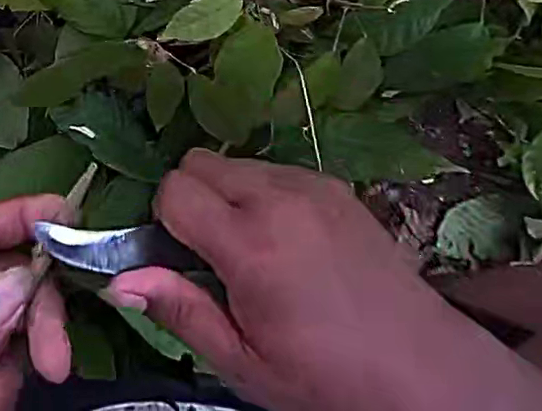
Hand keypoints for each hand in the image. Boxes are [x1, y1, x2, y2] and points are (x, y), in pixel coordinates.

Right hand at [106, 151, 541, 410]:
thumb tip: (115, 281)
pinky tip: (288, 238)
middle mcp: (276, 197)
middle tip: (213, 252)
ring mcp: (307, 182)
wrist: (426, 370)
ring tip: (254, 246)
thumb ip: (180, 311)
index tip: (182, 257)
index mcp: (250, 245)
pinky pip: (270, 167)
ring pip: (232, 161)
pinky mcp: (330, 180)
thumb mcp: (246, 365)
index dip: (165, 221)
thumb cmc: (327, 381)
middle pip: (197, 162)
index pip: (174, 190)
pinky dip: (260, 191)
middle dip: (190, 198)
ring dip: (225, 193)